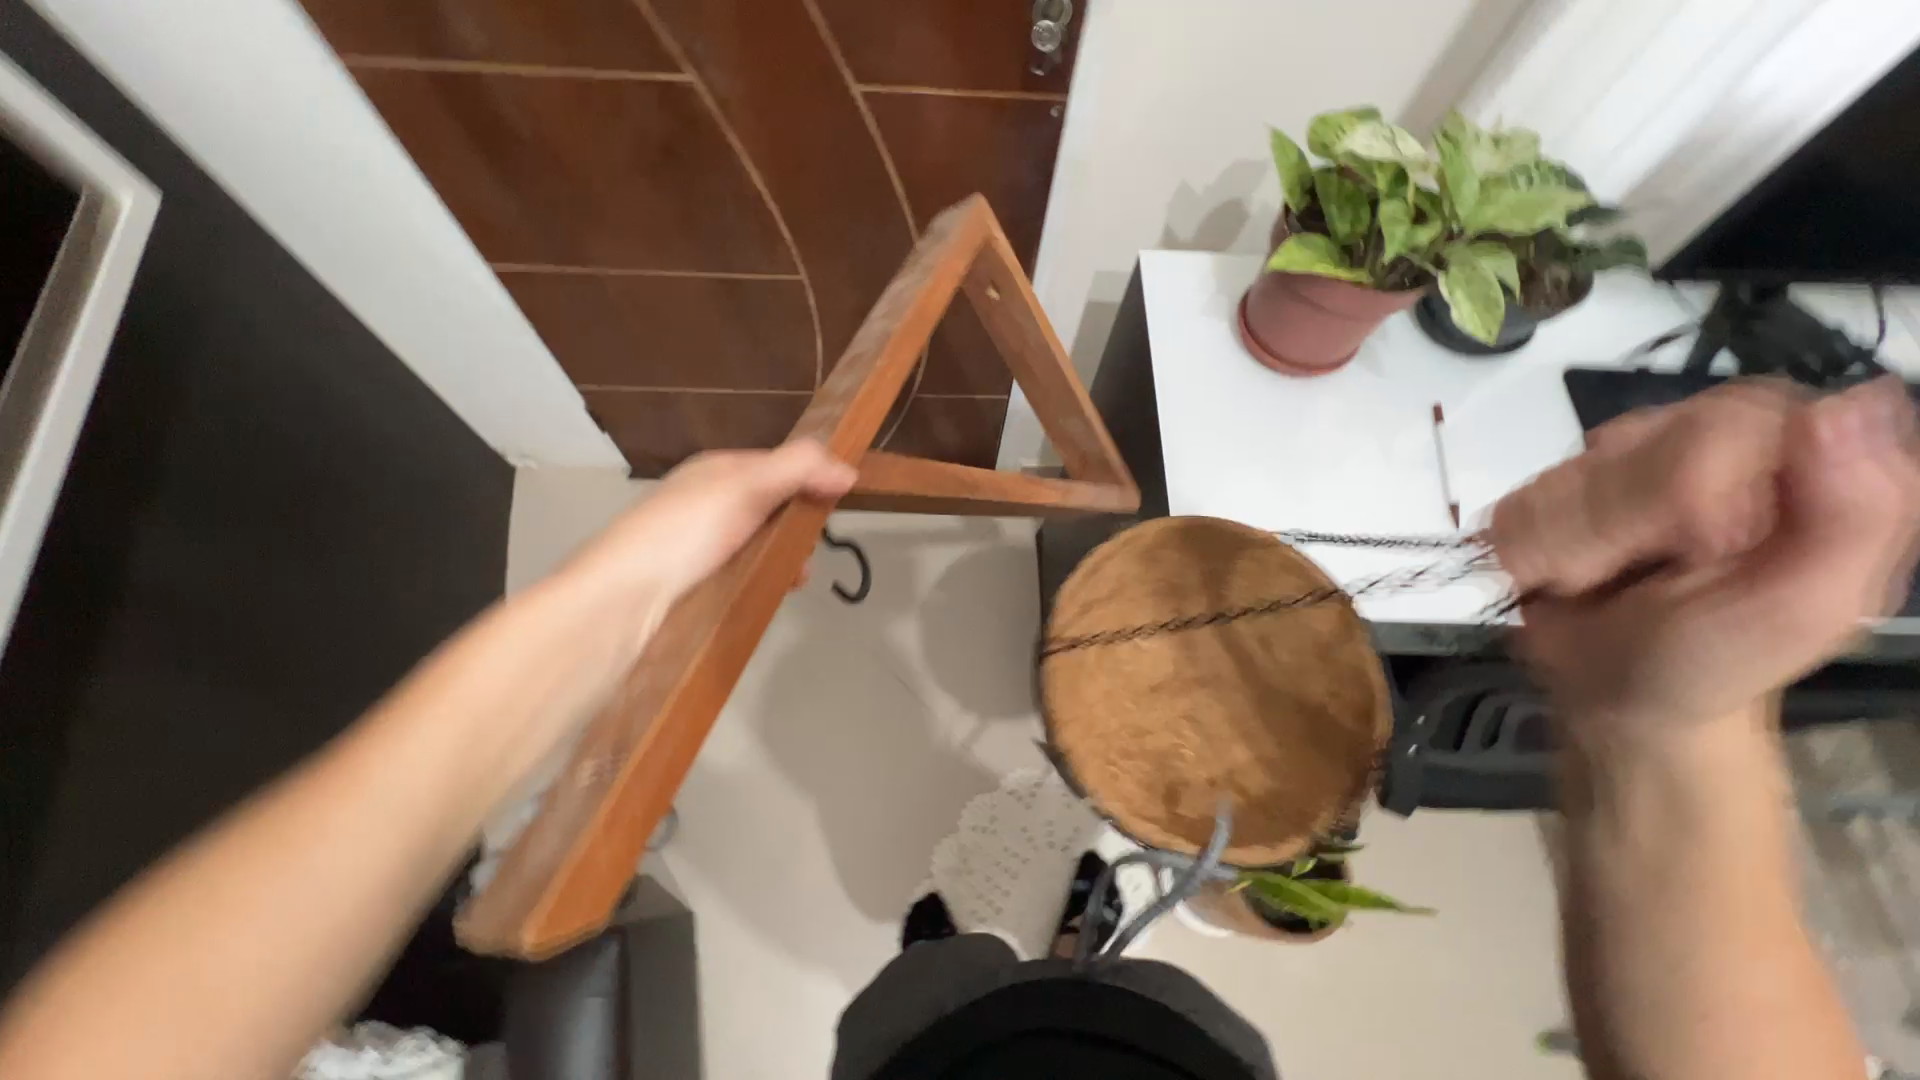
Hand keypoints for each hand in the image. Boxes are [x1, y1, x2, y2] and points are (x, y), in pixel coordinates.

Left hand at [562, 441, 857, 602]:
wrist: (622, 601)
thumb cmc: (683, 533)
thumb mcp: (745, 487)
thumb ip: (798, 470)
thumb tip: (849, 468)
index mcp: (715, 472)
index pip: (775, 465)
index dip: (807, 479)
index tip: (834, 502)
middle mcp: (707, 503)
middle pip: (771, 508)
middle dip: (797, 526)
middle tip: (810, 548)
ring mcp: (700, 546)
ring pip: (760, 544)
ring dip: (783, 557)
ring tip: (795, 578)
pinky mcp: (698, 583)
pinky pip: (744, 575)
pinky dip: (763, 580)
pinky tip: (771, 593)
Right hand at [1489, 377, 1919, 742]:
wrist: (1615, 694)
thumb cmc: (1719, 659)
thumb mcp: (1811, 605)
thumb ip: (1855, 511)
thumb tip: (1842, 408)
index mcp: (1787, 458)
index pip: (1729, 414)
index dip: (1701, 476)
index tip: (1704, 547)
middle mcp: (1697, 444)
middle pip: (1635, 438)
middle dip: (1627, 522)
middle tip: (1647, 575)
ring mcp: (1609, 466)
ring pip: (1564, 476)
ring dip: (1574, 547)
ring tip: (1598, 585)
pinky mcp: (1542, 493)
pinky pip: (1515, 506)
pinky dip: (1530, 554)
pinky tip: (1561, 577)